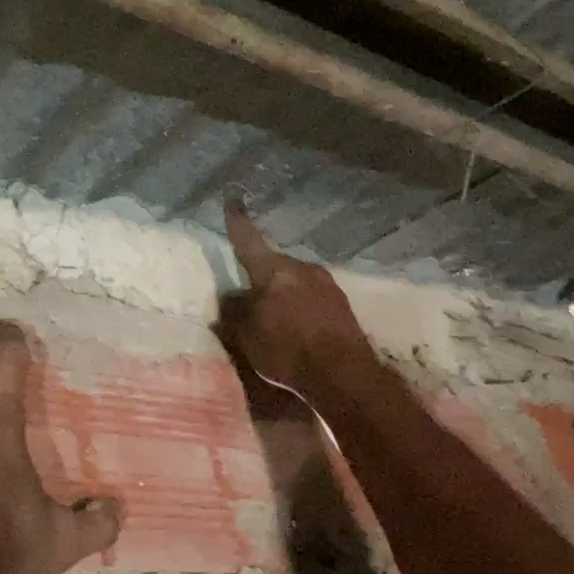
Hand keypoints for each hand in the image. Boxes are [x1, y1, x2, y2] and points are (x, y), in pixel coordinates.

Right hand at [221, 199, 376, 390]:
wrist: (343, 374)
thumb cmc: (287, 351)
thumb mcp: (246, 335)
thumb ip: (234, 311)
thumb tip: (230, 297)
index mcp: (272, 271)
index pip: (247, 241)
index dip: (237, 221)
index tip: (233, 198)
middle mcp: (301, 268)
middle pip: (272, 266)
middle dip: (260, 278)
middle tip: (250, 303)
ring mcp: (326, 284)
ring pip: (293, 281)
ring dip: (282, 294)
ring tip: (275, 322)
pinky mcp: (341, 303)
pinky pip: (311, 297)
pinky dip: (300, 307)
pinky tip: (298, 329)